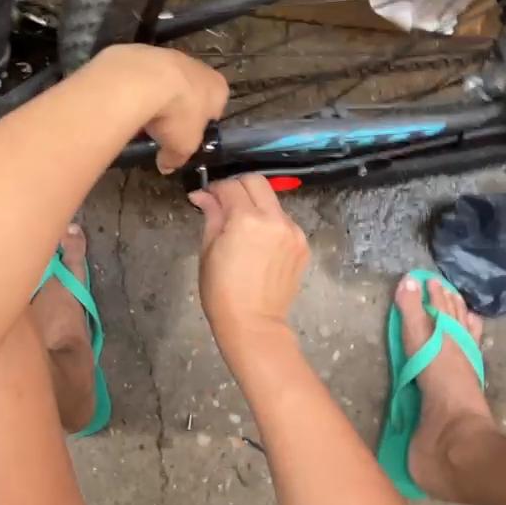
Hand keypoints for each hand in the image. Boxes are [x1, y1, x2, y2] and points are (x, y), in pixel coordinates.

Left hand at [84, 45, 227, 173]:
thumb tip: (166, 166)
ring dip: (155, 94)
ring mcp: (169, 55)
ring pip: (165, 79)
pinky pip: (141, 74)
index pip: (216, 105)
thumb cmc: (176, 115)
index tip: (186, 134)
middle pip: (190, 90)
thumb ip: (176, 157)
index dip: (201, 121)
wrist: (142, 80)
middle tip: (163, 126)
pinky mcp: (142, 51)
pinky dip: (135, 86)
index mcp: (217, 87)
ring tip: (140, 115)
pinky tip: (125, 100)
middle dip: (178, 107)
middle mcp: (198, 67)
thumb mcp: (182, 146)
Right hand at [189, 174, 309, 346]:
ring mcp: (293, 231)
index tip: (208, 198)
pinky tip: (260, 244)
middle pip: (257, 181)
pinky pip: (284, 221)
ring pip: (273, 201)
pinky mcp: (303, 244)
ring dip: (256, 205)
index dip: (215, 189)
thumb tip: (203, 195)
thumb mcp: (208, 250)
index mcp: (246, 219)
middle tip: (226, 203)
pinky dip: (270, 223)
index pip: (231, 185)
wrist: (253, 323)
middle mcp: (274, 218)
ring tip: (243, 228)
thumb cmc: (221, 291)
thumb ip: (211, 215)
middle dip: (239, 187)